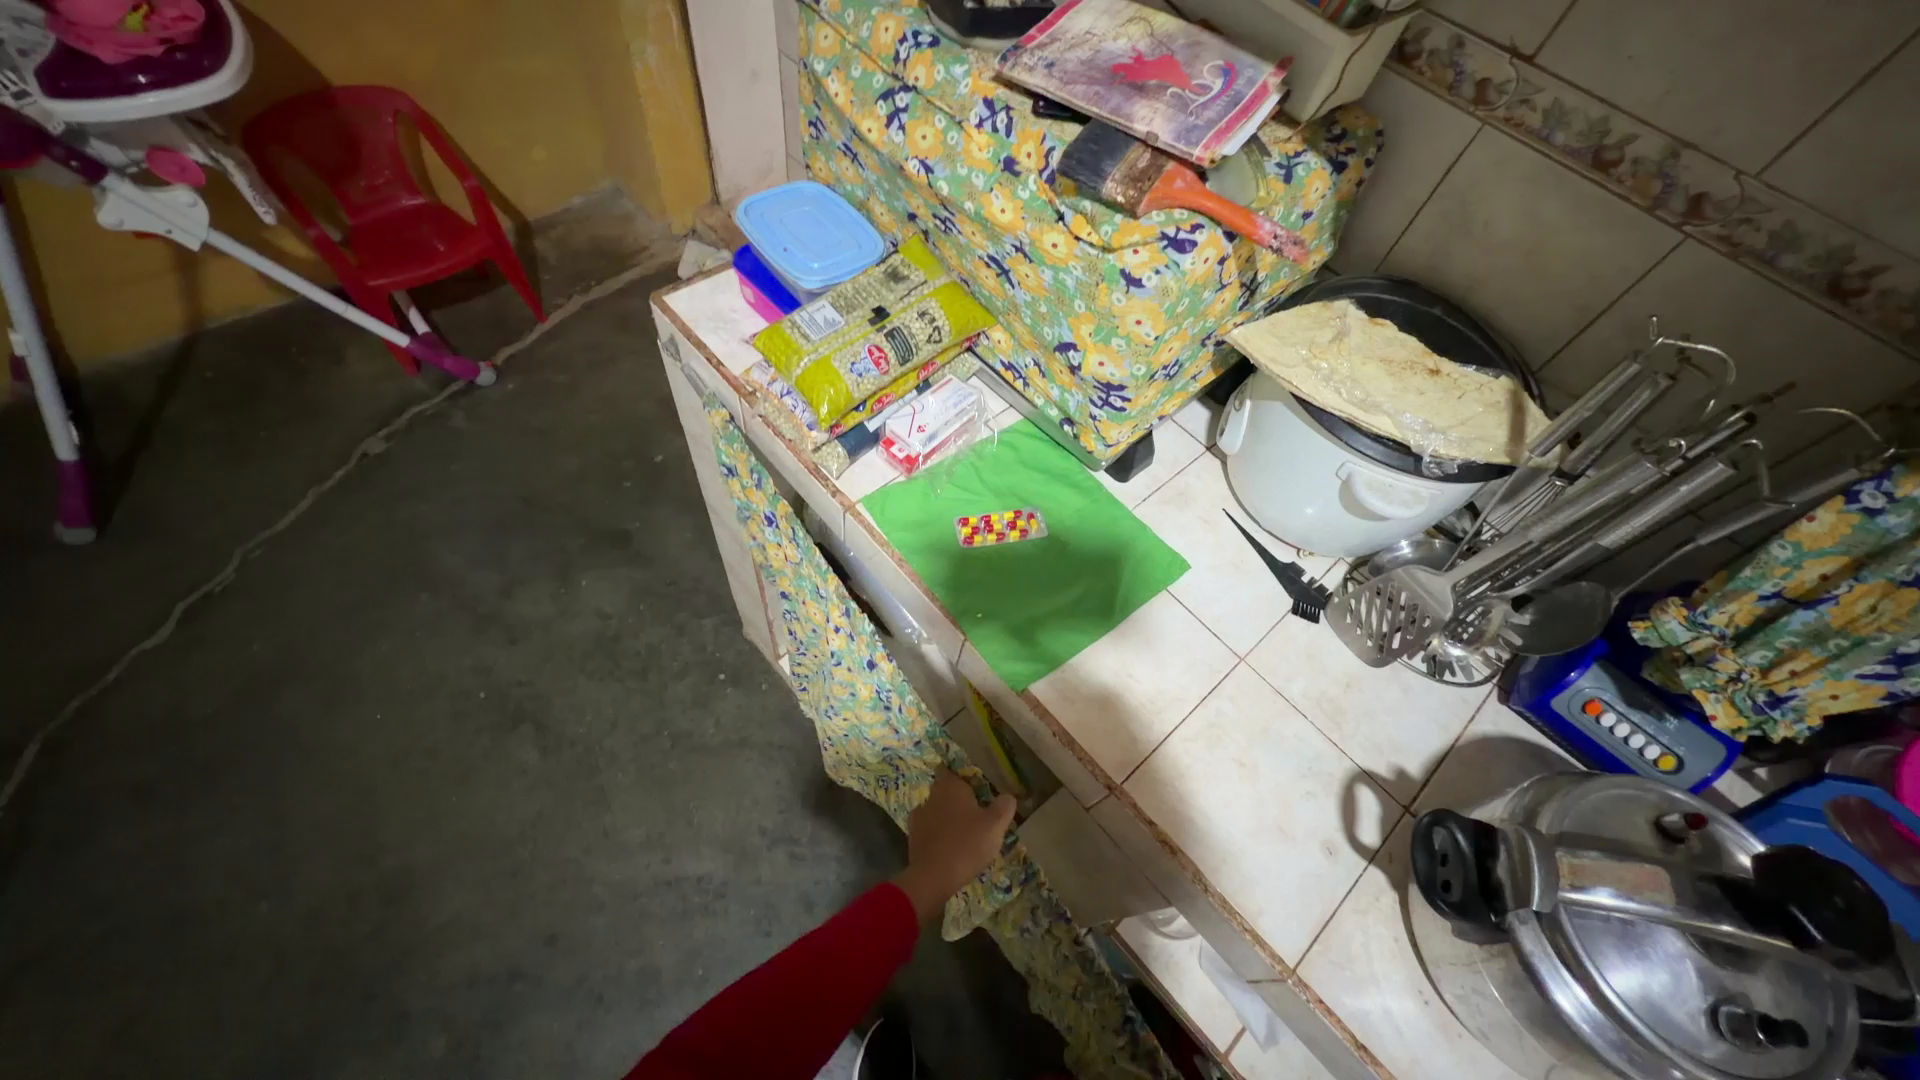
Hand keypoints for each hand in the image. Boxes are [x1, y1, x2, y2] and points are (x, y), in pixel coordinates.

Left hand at [892, 769, 1016, 924]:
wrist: (933, 876)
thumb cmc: (967, 844)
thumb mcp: (996, 825)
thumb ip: (1004, 806)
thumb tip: (1007, 796)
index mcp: (951, 786)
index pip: (953, 771)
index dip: (964, 779)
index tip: (977, 790)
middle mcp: (932, 796)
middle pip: (946, 792)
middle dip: (959, 801)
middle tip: (977, 815)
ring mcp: (919, 816)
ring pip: (937, 811)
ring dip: (947, 818)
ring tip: (965, 835)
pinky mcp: (912, 837)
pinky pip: (929, 830)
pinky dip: (938, 835)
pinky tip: (949, 847)